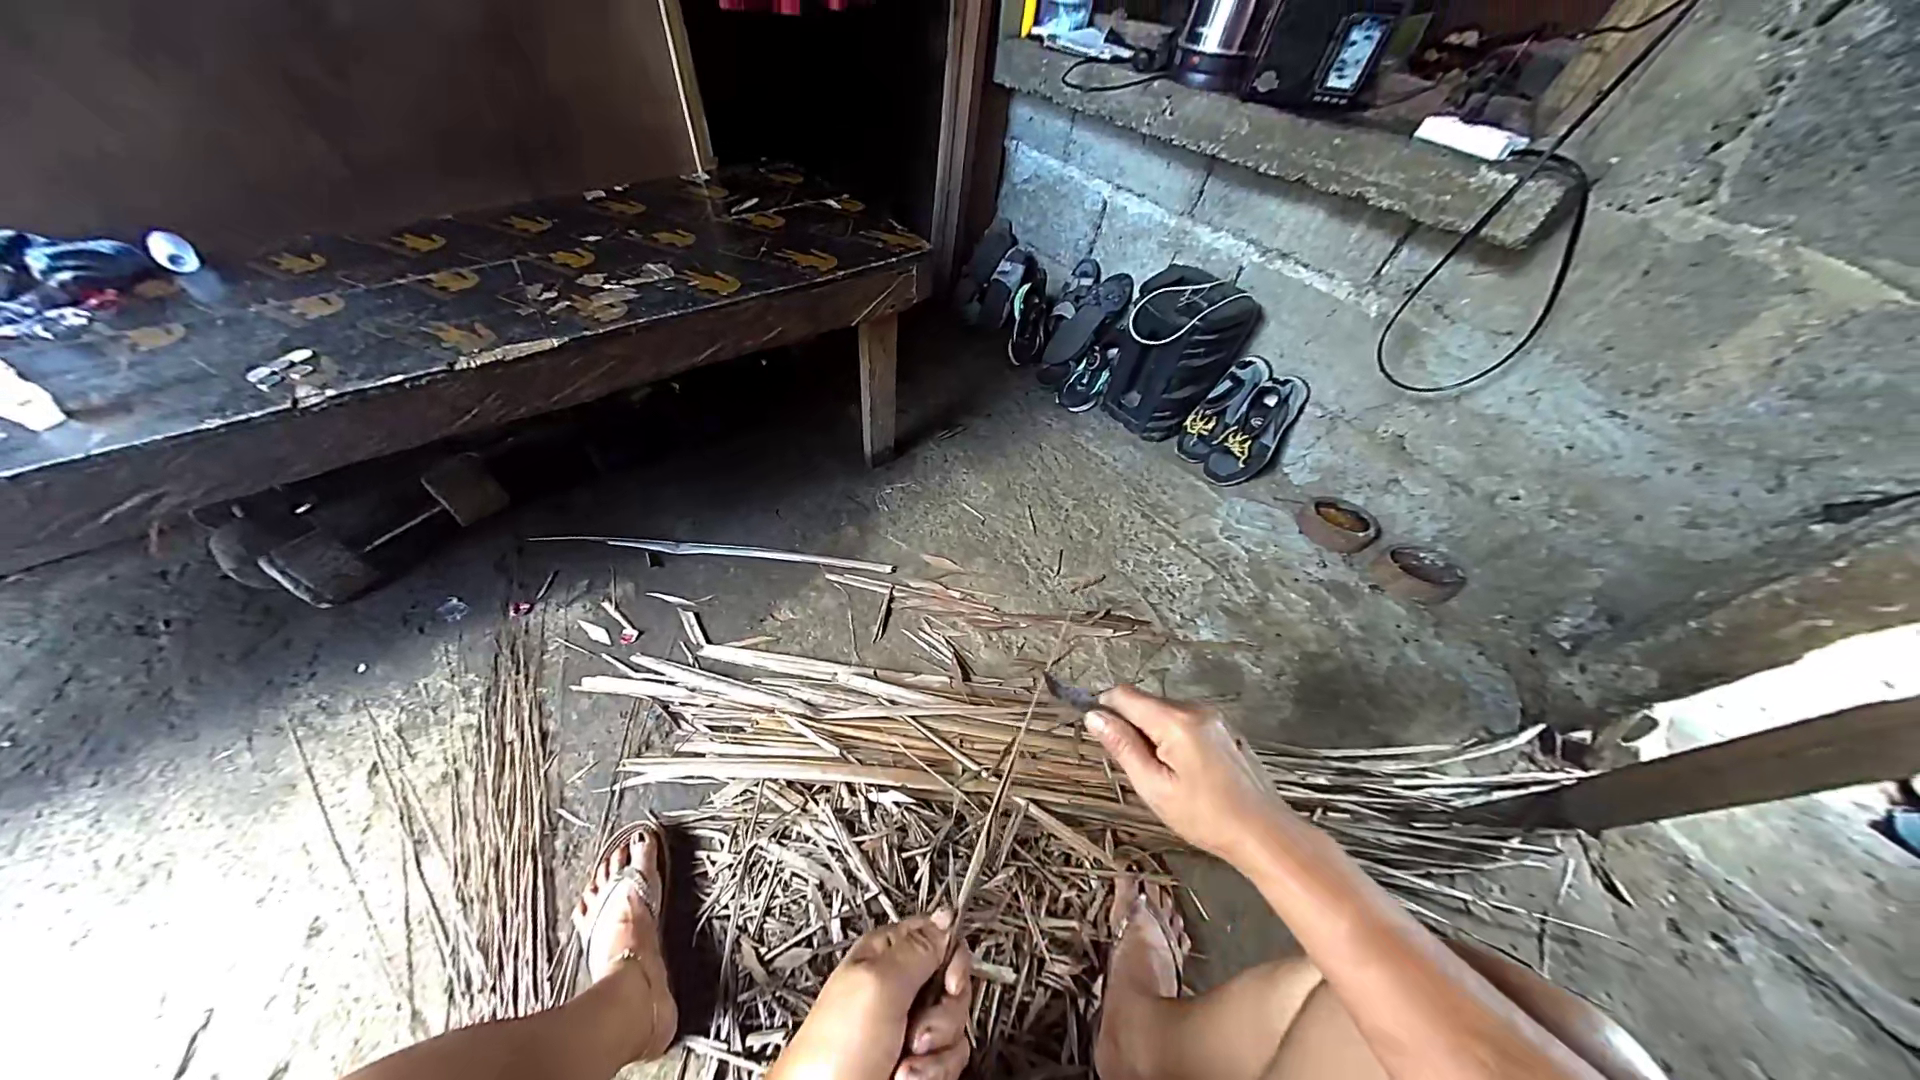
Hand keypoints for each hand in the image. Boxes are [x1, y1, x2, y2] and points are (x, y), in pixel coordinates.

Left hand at [768, 911, 973, 1079]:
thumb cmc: (831, 1054)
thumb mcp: (878, 986)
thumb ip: (917, 948)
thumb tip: (946, 914)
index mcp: (886, 955)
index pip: (939, 935)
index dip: (951, 957)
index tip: (946, 981)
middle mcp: (900, 989)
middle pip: (952, 984)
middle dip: (943, 1014)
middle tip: (915, 1029)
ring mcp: (908, 1029)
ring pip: (954, 1027)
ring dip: (934, 1052)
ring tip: (903, 1059)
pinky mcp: (917, 1065)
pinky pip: (949, 1061)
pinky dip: (931, 1074)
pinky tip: (904, 1077)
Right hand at [1086, 685, 1296, 863]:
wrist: (1264, 833)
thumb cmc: (1206, 817)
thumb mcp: (1154, 787)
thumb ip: (1122, 746)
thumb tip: (1093, 716)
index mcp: (1175, 721)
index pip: (1123, 695)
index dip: (1105, 710)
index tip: (1103, 738)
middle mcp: (1195, 708)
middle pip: (1144, 702)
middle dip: (1132, 728)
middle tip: (1141, 770)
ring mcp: (1212, 716)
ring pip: (1164, 712)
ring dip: (1153, 734)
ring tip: (1167, 775)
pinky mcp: (1223, 727)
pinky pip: (1184, 721)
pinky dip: (1174, 738)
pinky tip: (1187, 772)